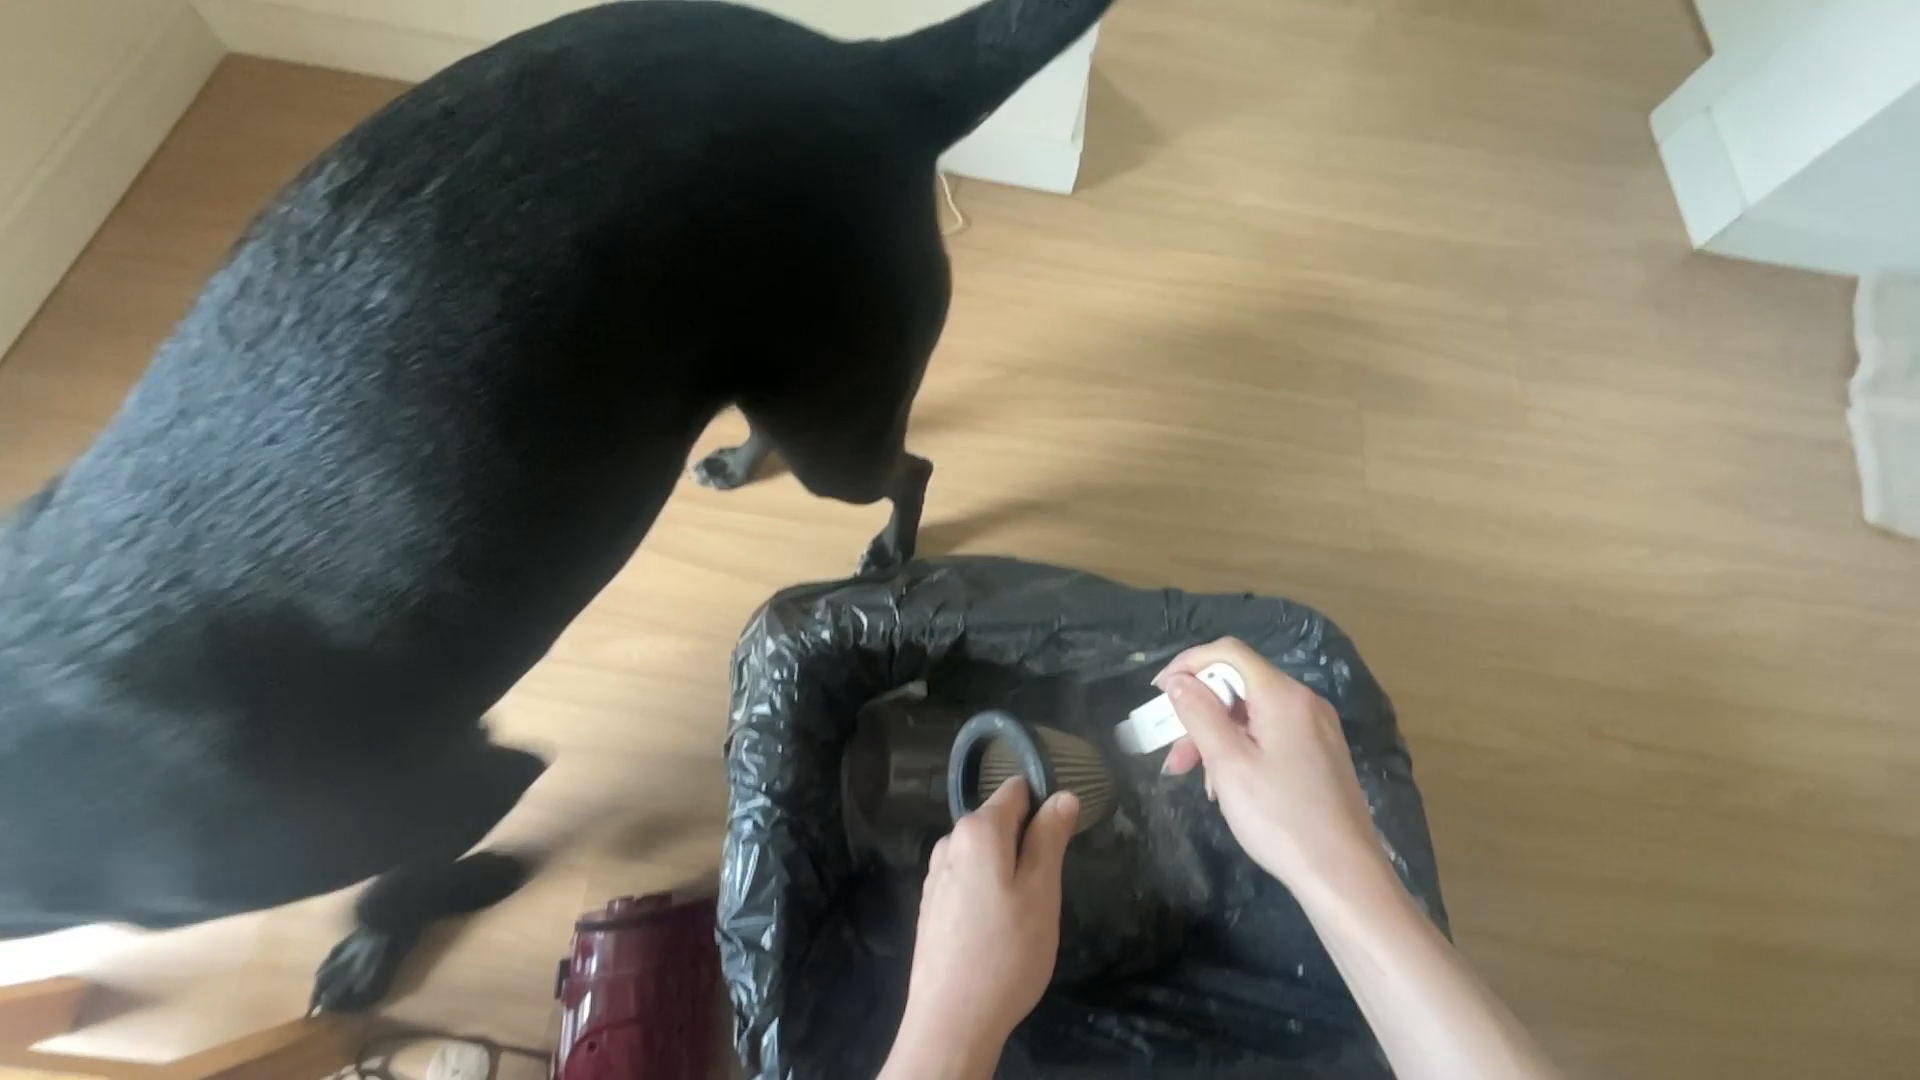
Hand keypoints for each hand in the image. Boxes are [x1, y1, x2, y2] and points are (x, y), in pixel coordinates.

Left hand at [882, 777, 1078, 1079]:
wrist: (951, 1021)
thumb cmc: (1006, 952)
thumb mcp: (1042, 891)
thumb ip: (1050, 837)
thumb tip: (1062, 795)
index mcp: (978, 829)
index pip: (1016, 789)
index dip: (1043, 805)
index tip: (1060, 840)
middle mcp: (950, 841)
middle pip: (998, 822)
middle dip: (1026, 844)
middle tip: (1045, 889)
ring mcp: (935, 874)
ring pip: (983, 854)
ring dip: (1007, 871)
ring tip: (1023, 915)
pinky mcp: (930, 904)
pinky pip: (967, 880)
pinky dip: (986, 892)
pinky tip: (996, 931)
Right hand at [1157, 637, 1382, 895]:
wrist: (1344, 878)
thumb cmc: (1280, 818)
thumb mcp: (1228, 764)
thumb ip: (1199, 714)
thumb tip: (1178, 680)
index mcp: (1283, 696)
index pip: (1228, 653)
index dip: (1188, 664)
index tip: (1159, 693)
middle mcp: (1304, 702)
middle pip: (1239, 685)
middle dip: (1199, 711)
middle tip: (1174, 754)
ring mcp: (1317, 729)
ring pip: (1252, 714)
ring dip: (1217, 736)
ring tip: (1198, 781)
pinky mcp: (1321, 754)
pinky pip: (1270, 734)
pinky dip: (1241, 749)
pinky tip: (1229, 786)